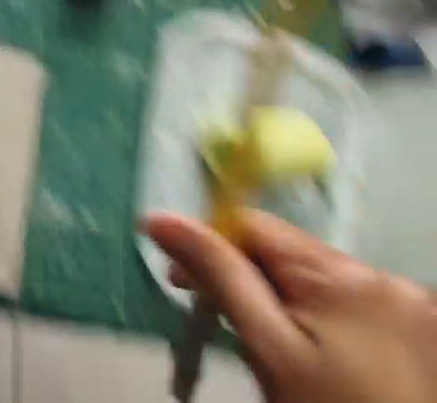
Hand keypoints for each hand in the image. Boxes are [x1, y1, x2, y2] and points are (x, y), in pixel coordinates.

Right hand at [146, 210, 436, 402]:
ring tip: (267, 343)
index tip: (184, 283)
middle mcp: (388, 279)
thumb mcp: (267, 344)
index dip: (208, 244)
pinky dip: (312, 317)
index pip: (253, 225)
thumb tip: (158, 218)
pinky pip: (342, 302)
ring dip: (276, 298)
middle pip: (283, 253)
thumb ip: (218, 274)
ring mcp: (412, 308)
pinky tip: (308, 350)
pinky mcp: (420, 332)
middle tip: (218, 317)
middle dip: (242, 278)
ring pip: (310, 279)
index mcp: (348, 277)